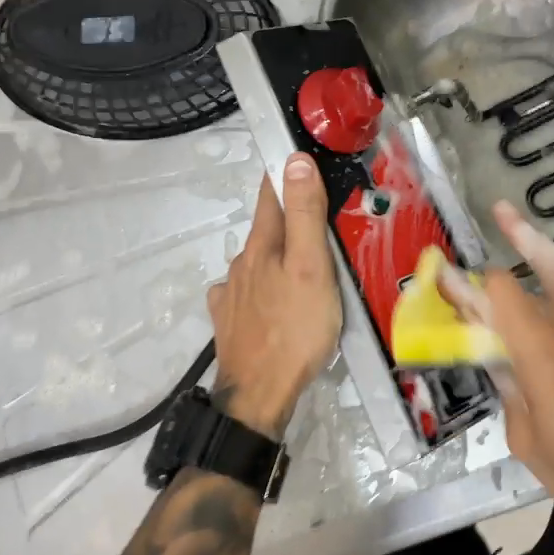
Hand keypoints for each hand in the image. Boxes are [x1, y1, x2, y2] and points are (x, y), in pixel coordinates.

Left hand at [205, 153, 341, 440]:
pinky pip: (249, 293)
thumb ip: (305, 215)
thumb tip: (294, 160)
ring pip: (259, 263)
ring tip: (306, 267)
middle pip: (268, 230)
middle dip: (290, 220)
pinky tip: (275, 300)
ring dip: (279, 256)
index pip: (272, 195)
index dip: (286, 174)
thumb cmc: (294, 330)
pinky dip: (264, 287)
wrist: (258, 395)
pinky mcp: (231, 321)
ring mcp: (232, 294)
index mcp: (263, 246)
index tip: (302, 158)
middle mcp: (242, 263)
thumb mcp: (311, 268)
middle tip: (322, 223)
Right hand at [469, 202, 553, 544]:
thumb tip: (491, 353)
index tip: (443, 281)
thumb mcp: (530, 445)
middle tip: (462, 256)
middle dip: (487, 271)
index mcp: (541, 355)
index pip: (494, 301)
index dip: (464, 289)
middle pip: (520, 283)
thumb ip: (508, 391)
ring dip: (528, 237)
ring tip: (504, 211)